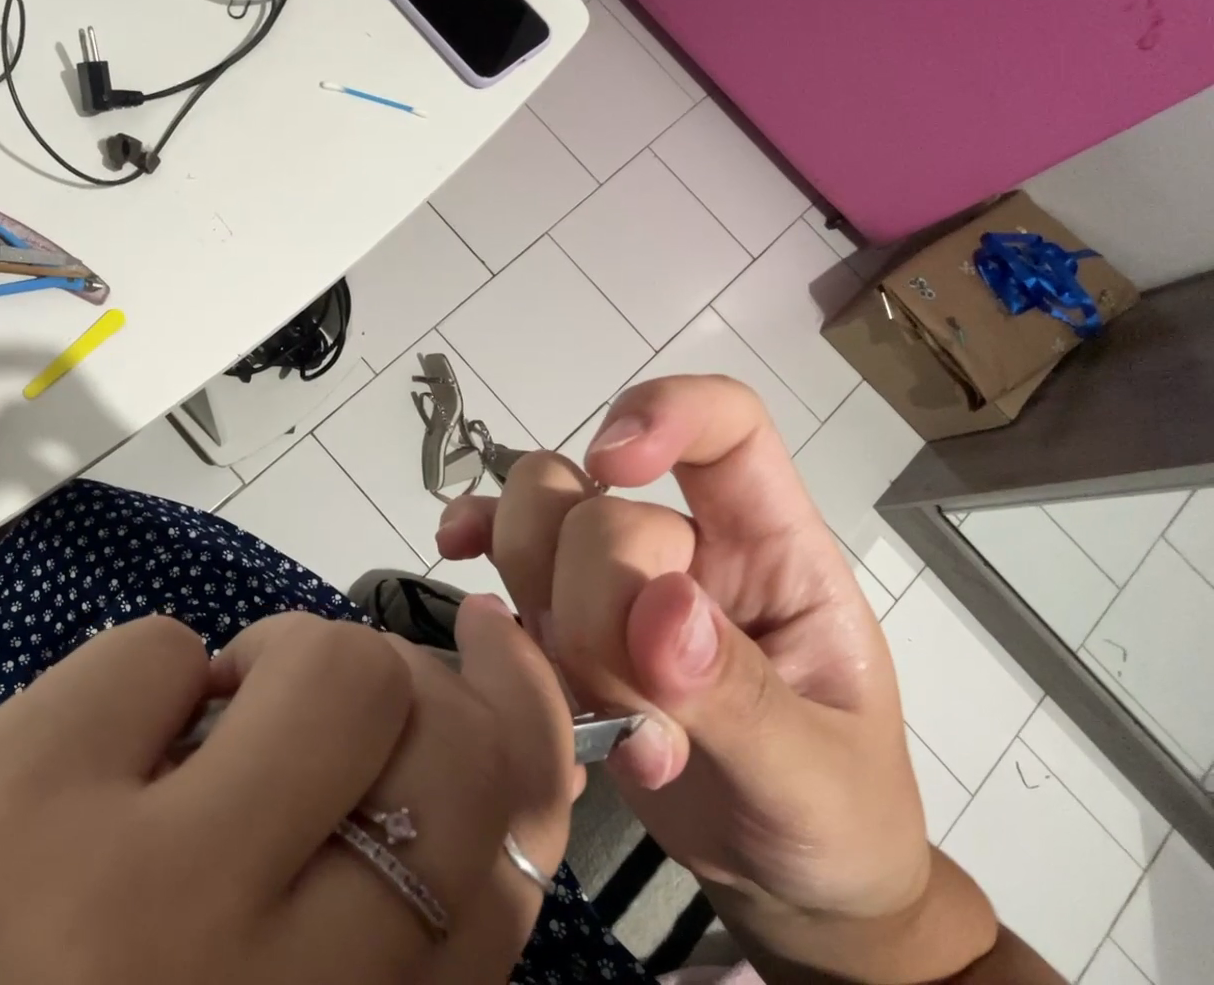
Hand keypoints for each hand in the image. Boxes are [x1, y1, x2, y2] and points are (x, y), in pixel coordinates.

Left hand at [0, 605, 575, 984]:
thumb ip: (367, 924)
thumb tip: (444, 755)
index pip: (493, 873)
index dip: (523, 741)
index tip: (499, 670)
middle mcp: (231, 964)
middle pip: (429, 737)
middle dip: (401, 687)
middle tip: (332, 703)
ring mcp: (110, 865)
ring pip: (317, 664)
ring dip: (288, 662)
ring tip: (221, 712)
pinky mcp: (7, 773)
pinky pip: (163, 645)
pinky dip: (161, 674)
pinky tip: (103, 742)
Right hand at [436, 375, 1001, 981]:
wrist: (773, 873)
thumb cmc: (829, 819)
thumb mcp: (813, 779)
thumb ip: (740, 700)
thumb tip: (658, 612)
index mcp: (772, 553)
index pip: (725, 427)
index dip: (665, 414)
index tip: (614, 467)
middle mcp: (681, 546)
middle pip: (592, 498)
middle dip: (587, 598)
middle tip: (633, 706)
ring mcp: (609, 583)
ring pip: (534, 518)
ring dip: (536, 603)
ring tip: (584, 702)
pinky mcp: (560, 622)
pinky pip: (501, 556)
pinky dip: (476, 542)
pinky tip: (457, 556)